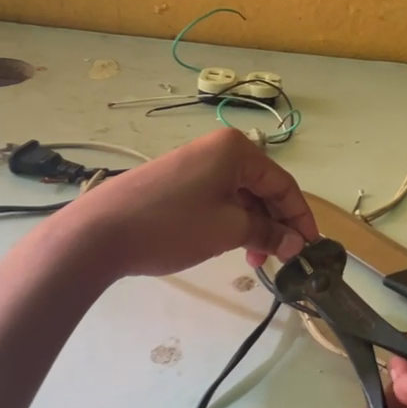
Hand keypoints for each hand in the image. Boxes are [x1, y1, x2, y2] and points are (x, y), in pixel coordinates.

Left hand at [47, 128, 318, 278]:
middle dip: (276, 224)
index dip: (300, 218)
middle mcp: (218, 149)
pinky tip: (229, 245)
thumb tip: (296, 244)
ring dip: (253, 226)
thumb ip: (269, 234)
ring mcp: (193, 164)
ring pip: (240, 195)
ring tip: (253, 258)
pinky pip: (216, 198)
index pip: (283, 184)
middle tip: (282, 257)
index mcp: (237, 150)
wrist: (96, 233)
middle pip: (262, 188)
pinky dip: (230, 220)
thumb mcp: (229, 231)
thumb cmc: (171, 225)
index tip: (310, 248)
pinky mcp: (174, 181)